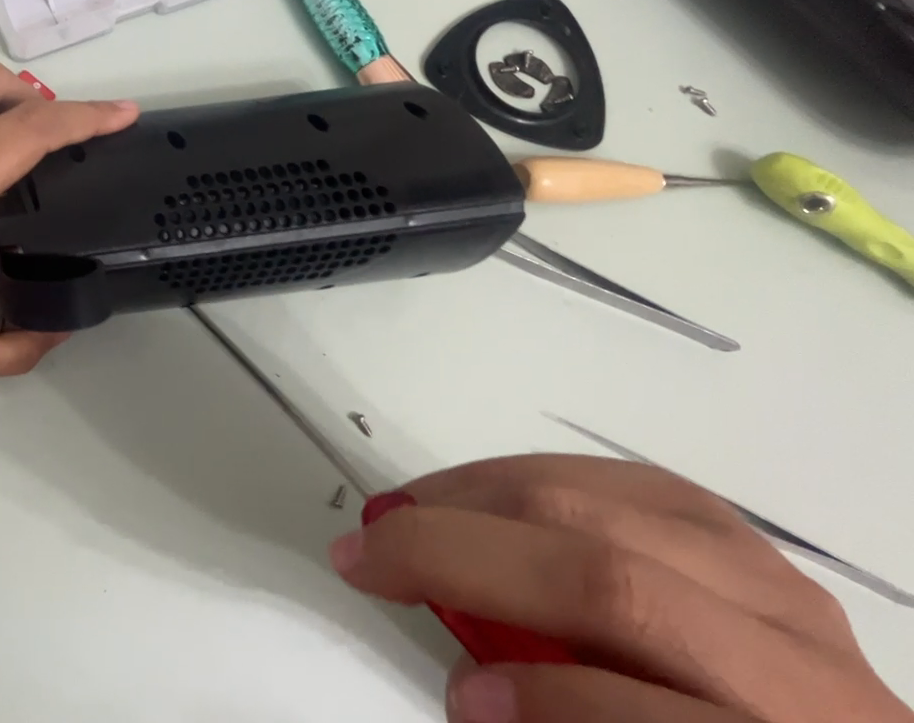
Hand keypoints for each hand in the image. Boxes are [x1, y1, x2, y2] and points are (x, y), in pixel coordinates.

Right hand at [330, 455, 912, 722]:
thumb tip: (474, 686)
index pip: (668, 717)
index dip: (548, 701)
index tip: (457, 696)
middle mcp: (807, 668)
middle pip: (609, 579)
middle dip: (458, 555)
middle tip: (368, 558)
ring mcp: (778, 588)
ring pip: (603, 505)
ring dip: (470, 500)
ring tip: (401, 516)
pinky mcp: (743, 539)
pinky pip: (619, 477)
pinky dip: (524, 477)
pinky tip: (472, 494)